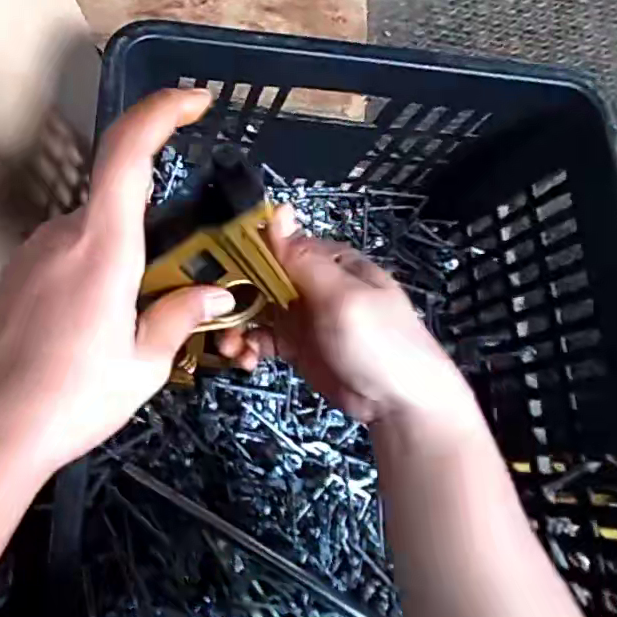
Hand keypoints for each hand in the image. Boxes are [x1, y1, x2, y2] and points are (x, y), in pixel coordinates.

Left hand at [0, 88, 237, 480]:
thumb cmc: (71, 399)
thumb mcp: (141, 365)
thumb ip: (177, 318)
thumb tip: (213, 294)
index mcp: (103, 246)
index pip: (128, 152)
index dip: (162, 112)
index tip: (195, 102)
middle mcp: (62, 234)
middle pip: (117, 204)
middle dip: (152, 234)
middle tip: (171, 290)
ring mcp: (30, 253)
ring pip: (92, 235)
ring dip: (120, 261)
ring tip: (126, 326)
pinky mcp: (13, 276)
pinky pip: (65, 256)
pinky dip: (91, 274)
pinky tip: (89, 329)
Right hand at [216, 206, 472, 424]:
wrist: (400, 406)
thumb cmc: (381, 343)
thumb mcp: (343, 297)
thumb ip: (305, 259)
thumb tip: (280, 211)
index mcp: (329, 263)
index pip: (278, 246)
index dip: (244, 257)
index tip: (216, 272)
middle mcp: (313, 285)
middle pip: (260, 280)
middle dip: (234, 298)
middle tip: (218, 318)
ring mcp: (304, 316)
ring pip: (256, 311)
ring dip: (237, 326)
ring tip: (232, 349)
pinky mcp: (296, 345)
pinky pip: (263, 338)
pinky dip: (249, 347)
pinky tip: (245, 360)